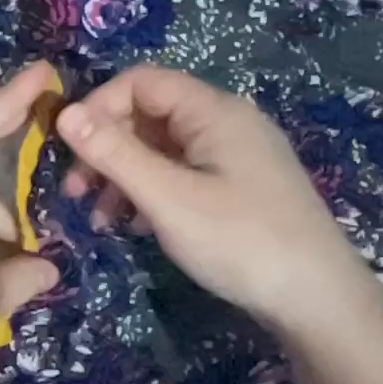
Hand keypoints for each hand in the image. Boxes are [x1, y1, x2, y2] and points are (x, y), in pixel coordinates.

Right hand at [55, 65, 375, 330]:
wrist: (318, 301)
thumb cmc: (240, 241)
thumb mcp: (168, 197)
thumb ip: (114, 153)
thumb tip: (64, 114)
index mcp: (214, 111)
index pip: (141, 82)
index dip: (98, 107)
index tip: (68, 151)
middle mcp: (225, 122)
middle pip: (147, 114)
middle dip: (105, 148)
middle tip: (74, 192)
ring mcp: (233, 155)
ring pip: (159, 148)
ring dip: (121, 175)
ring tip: (98, 218)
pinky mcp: (236, 186)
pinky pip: (178, 173)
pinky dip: (147, 192)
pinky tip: (132, 226)